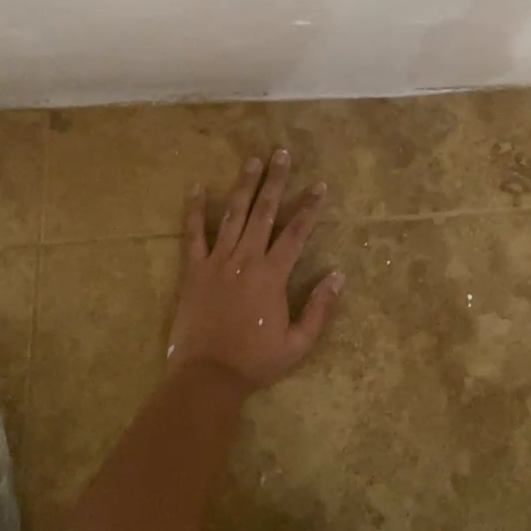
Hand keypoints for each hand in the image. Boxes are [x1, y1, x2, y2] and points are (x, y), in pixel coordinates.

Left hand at [167, 149, 344, 394]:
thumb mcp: (298, 344)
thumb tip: (339, 275)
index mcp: (272, 274)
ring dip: (244, 185)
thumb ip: (320, 308)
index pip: (296, 232)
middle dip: (276, 181)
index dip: (310, 207)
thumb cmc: (255, 361)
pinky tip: (196, 187)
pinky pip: (192, 234)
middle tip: (282, 153)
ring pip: (233, 214)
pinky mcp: (193, 270)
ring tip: (253, 160)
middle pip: (265, 212)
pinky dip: (194, 209)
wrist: (207, 377)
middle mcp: (246, 259)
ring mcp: (217, 261)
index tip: (320, 186)